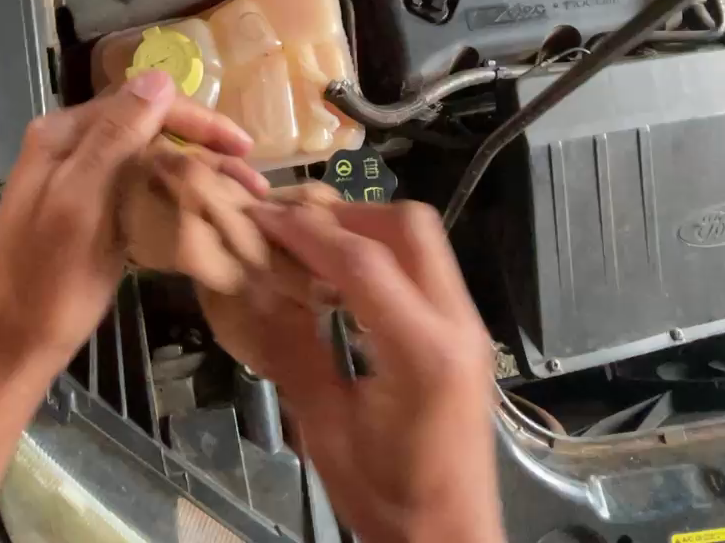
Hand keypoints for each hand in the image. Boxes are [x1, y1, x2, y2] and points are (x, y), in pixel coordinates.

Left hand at [0, 70, 254, 377]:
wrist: (8, 348)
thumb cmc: (44, 280)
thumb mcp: (80, 202)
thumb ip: (116, 137)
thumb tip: (160, 77)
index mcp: (65, 134)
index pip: (142, 102)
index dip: (196, 119)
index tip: (241, 145)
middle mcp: (73, 145)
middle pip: (151, 127)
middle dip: (204, 145)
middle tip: (250, 171)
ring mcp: (84, 177)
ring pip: (152, 157)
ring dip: (198, 169)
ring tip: (243, 191)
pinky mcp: (96, 208)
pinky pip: (144, 185)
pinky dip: (179, 191)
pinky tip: (207, 204)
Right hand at [241, 201, 503, 542]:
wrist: (452, 541)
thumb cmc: (387, 499)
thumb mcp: (326, 430)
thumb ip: (293, 349)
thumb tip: (256, 285)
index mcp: (422, 353)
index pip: (363, 261)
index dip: (306, 231)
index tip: (263, 217)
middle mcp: (456, 323)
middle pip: (409, 227)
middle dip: (347, 213)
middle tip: (295, 226)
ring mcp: (468, 323)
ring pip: (423, 238)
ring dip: (366, 227)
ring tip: (314, 243)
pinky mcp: (466, 330)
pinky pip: (426, 265)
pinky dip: (384, 252)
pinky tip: (346, 275)